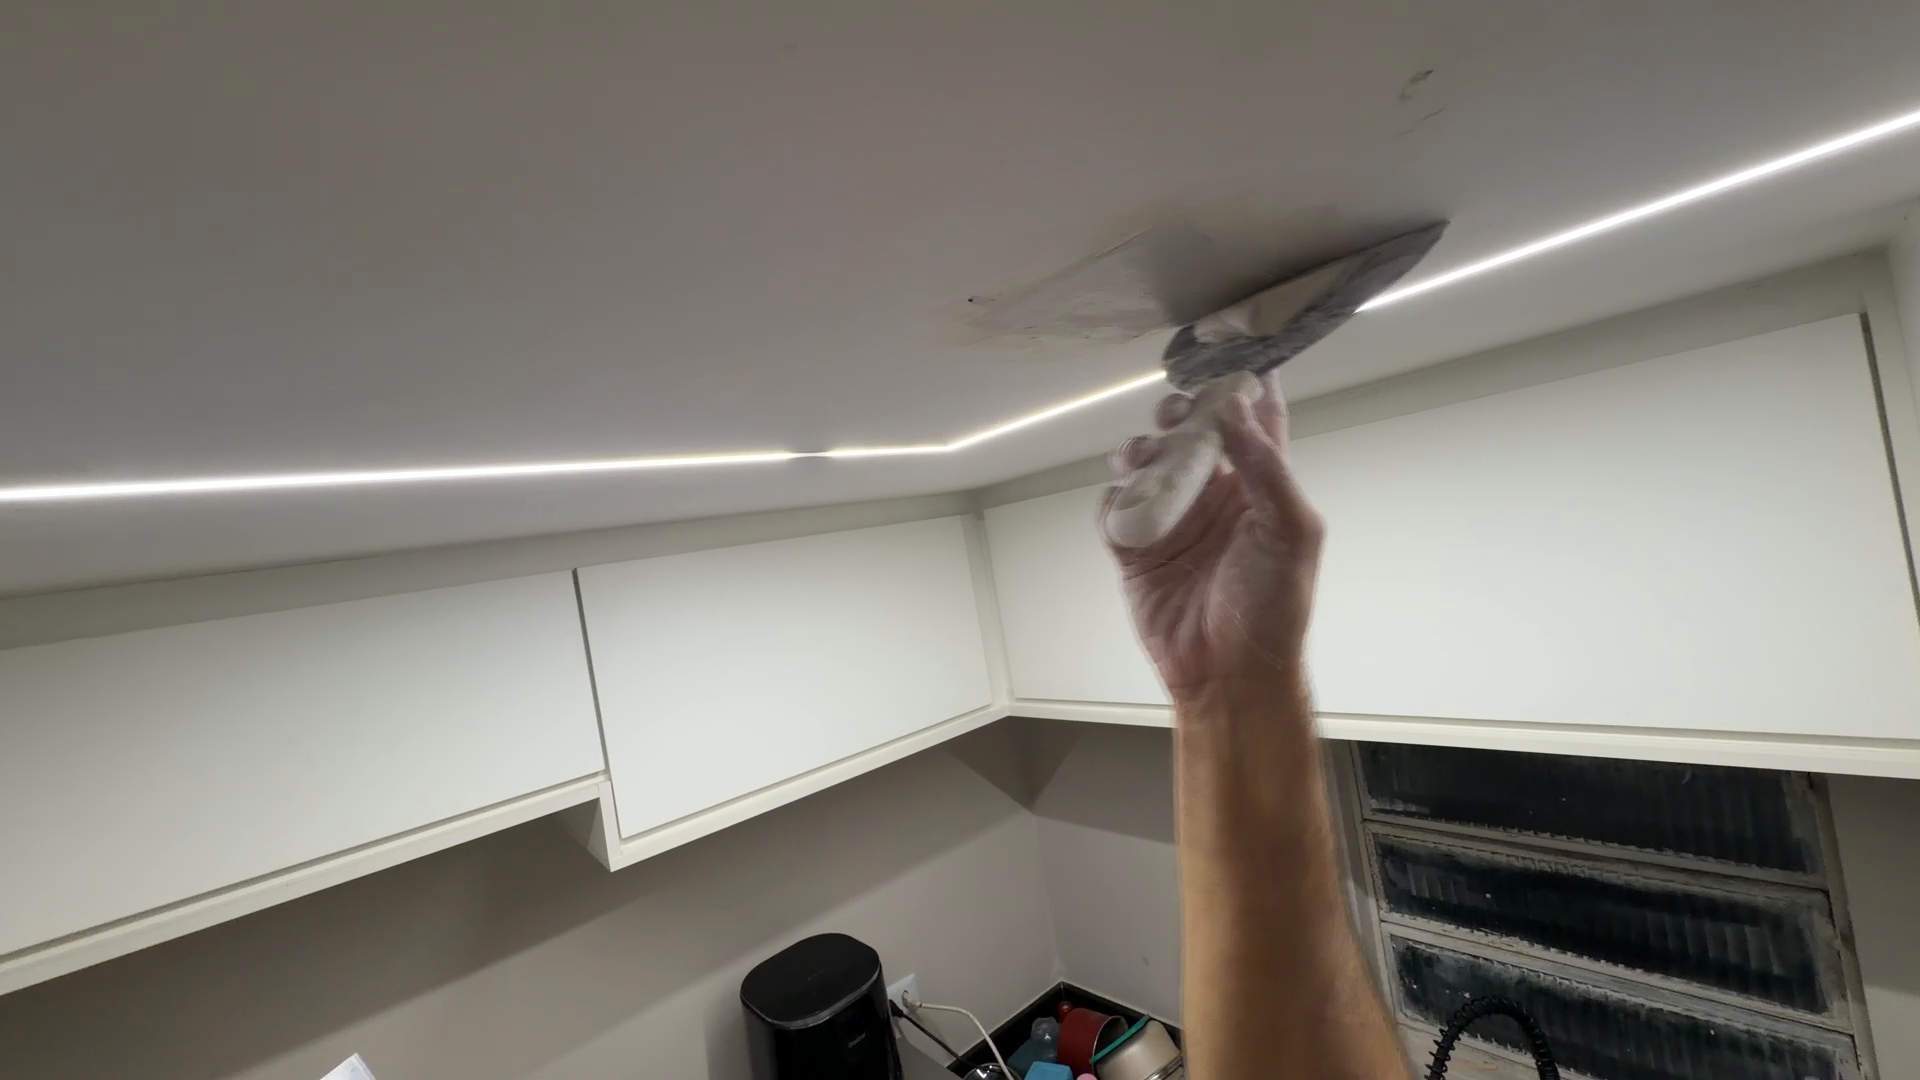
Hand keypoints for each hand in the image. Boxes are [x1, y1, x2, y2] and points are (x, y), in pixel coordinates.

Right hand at [1102, 373, 1324, 705]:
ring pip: (1145, 465)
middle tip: (1171, 412)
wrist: (1227, 672)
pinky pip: (1114, 511)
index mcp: (1257, 488)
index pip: (1253, 423)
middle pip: (1189, 436)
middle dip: (1177, 414)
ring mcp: (1171, 521)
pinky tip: (1122, 504)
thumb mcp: (1288, 531)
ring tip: (1140, 457)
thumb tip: (1232, 407)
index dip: (1242, 385)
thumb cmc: (1272, 607)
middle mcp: (1212, 497)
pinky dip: (1112, 500)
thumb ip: (1264, 467)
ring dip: (1137, 451)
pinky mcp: (1135, 548)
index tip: (1229, 348)